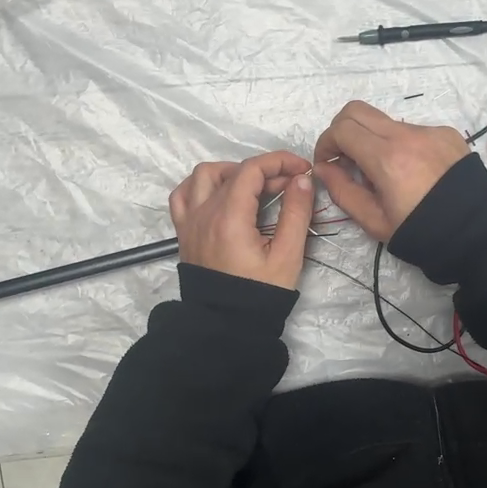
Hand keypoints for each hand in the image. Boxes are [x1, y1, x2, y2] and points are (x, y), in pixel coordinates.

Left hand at [168, 151, 314, 289]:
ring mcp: (190, 221)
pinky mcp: (184, 232)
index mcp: (229, 217)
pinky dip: (201, 186)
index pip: (252, 169)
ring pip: (203, 176)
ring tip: (254, 187)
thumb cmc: (260, 294)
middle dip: (265, 171)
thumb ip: (296, 214)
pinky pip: (183, 195)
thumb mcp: (287, 256)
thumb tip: (301, 180)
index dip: (280, 162)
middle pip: (233, 171)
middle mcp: (204, 212)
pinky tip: (219, 195)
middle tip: (289, 187)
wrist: (226, 325)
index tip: (302, 171)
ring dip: (231, 172)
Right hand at [312, 101, 470, 242]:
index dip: (325, 144)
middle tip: (344, 158)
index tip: (327, 163)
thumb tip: (323, 168)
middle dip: (342, 130)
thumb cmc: (422, 234)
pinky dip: (400, 145)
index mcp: (386, 158)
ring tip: (382, 174)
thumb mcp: (374, 221)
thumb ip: (342, 191)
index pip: (341, 129)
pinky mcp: (446, 134)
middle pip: (357, 110)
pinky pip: (412, 131)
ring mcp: (429, 131)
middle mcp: (407, 135)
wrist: (476, 234)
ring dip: (372, 139)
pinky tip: (412, 173)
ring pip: (385, 121)